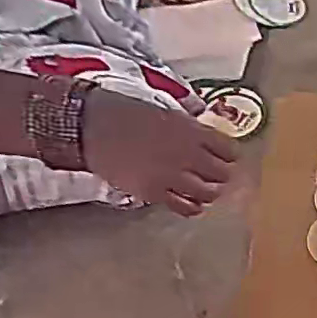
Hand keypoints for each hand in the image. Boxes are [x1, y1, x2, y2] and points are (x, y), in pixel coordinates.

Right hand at [82, 91, 238, 215]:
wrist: (86, 124)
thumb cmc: (123, 111)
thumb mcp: (164, 111)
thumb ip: (189, 126)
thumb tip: (207, 134)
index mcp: (191, 131)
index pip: (229, 150)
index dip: (229, 154)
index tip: (226, 156)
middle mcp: (186, 154)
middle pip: (223, 173)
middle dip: (223, 174)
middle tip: (217, 174)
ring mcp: (171, 176)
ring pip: (209, 192)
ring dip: (210, 191)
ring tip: (205, 188)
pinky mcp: (155, 193)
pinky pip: (186, 207)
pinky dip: (193, 206)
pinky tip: (191, 201)